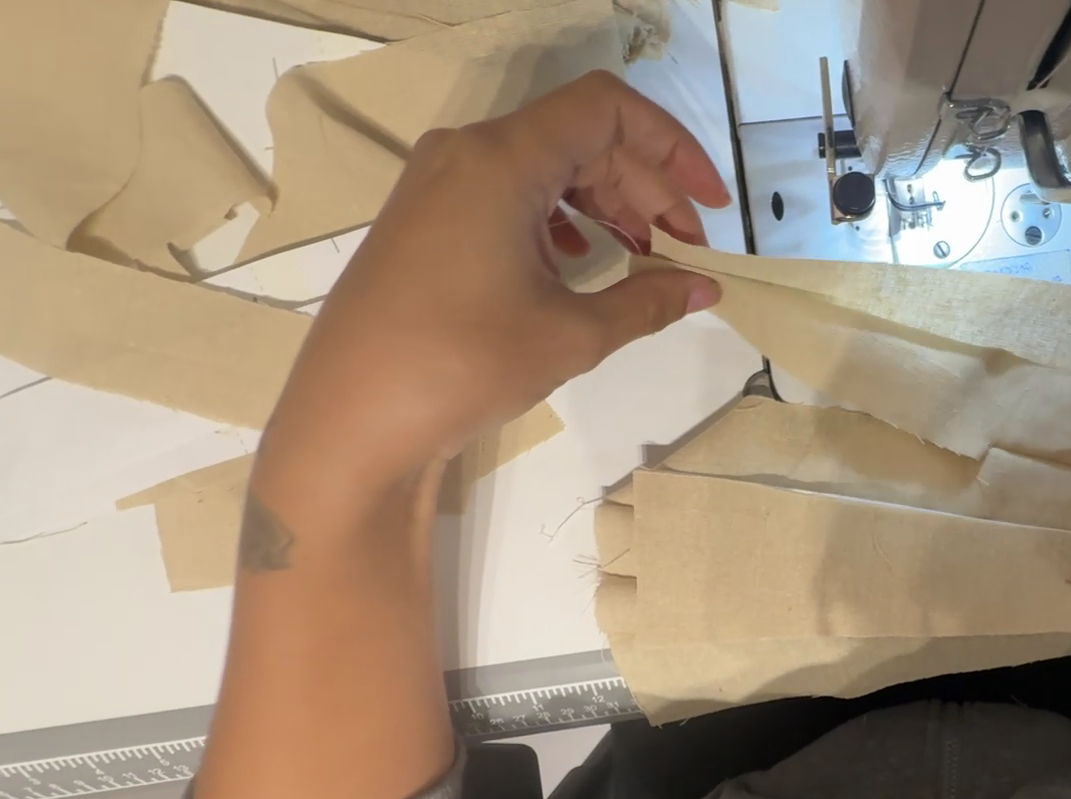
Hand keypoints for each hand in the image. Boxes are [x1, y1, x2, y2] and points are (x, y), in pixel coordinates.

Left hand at [257, 72, 728, 502]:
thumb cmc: (467, 364)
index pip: (607, 112)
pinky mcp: (434, 220)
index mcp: (503, 162)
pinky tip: (583, 262)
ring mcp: (444, 185)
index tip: (712, 204)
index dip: (672, 148)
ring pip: (549, 167)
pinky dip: (565, 219)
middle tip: (687, 250)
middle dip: (648, 187)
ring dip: (610, 204)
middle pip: (583, 139)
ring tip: (646, 256)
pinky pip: (515, 194)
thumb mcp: (573, 334)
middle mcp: (469, 154)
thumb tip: (706, 288)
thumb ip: (649, 302)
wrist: (358, 414)